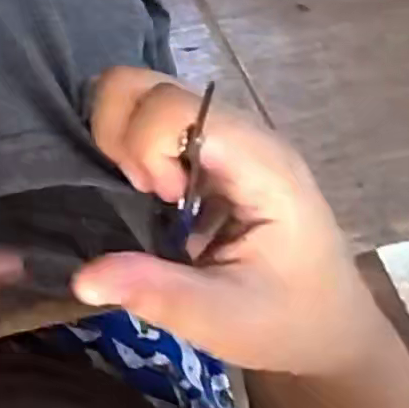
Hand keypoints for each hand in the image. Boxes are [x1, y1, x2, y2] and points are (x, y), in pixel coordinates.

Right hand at [77, 68, 408, 404]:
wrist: (328, 325)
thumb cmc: (288, 320)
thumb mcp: (228, 322)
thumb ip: (158, 292)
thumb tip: (80, 280)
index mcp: (257, 160)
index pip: (172, 105)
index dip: (145, 145)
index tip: (163, 199)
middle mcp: (235, 125)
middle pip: (143, 82)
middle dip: (121, 133)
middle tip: (143, 189)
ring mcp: (216, 123)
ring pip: (135, 86)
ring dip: (118, 132)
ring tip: (145, 186)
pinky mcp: (199, 130)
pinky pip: (140, 103)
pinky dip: (124, 132)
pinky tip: (147, 178)